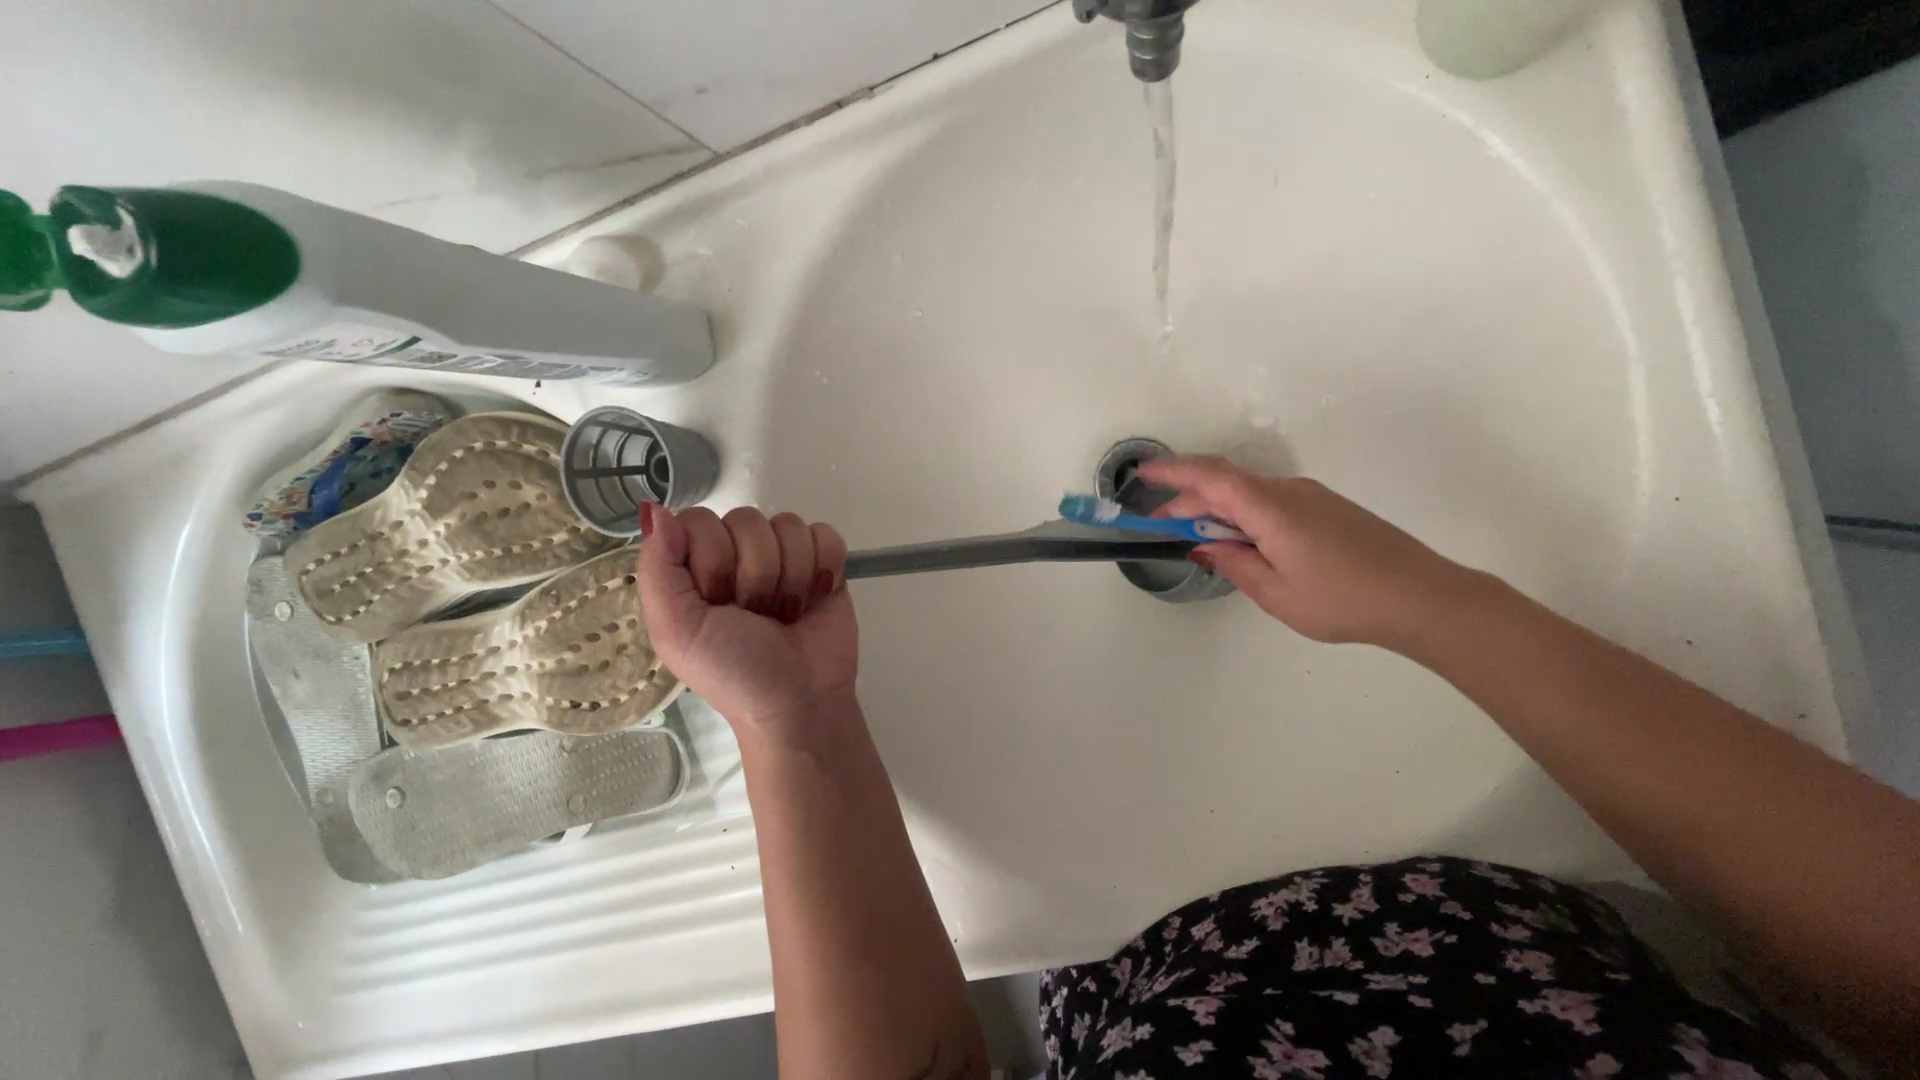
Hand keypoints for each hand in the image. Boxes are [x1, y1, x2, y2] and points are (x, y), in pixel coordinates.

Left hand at [636, 504, 858, 741]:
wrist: (798, 701)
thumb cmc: (733, 671)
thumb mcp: (676, 631)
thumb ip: (658, 569)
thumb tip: (656, 508)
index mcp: (696, 567)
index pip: (699, 520)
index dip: (711, 556)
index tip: (716, 600)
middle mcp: (739, 555)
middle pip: (746, 519)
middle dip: (753, 573)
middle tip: (754, 614)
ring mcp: (784, 556)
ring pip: (787, 525)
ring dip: (789, 578)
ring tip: (785, 614)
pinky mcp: (825, 563)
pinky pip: (825, 535)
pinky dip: (823, 568)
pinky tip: (813, 599)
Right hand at [1138, 456, 1479, 648]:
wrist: (1422, 597)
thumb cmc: (1343, 599)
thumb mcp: (1276, 593)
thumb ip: (1234, 564)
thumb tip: (1206, 544)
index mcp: (1271, 509)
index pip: (1211, 477)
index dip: (1173, 471)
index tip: (1143, 474)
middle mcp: (1289, 492)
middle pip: (1228, 484)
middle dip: (1190, 500)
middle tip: (1163, 527)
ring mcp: (1313, 497)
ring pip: (1251, 494)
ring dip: (1219, 510)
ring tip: (1202, 540)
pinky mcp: (1328, 509)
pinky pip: (1273, 503)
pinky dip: (1247, 516)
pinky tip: (1247, 544)